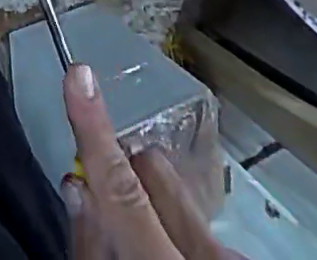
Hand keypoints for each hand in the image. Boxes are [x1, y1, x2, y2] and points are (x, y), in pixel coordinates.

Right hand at [62, 64, 238, 259]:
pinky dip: (172, 226)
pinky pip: (194, 216)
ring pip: (174, 189)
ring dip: (148, 201)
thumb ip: (92, 244)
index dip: (95, 131)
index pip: (121, 187)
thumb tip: (78, 183)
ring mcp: (230, 252)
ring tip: (138, 235)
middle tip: (100, 197)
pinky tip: (165, 250)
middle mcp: (208, 251)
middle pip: (152, 170)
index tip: (80, 75)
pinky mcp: (238, 254)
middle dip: (122, 169)